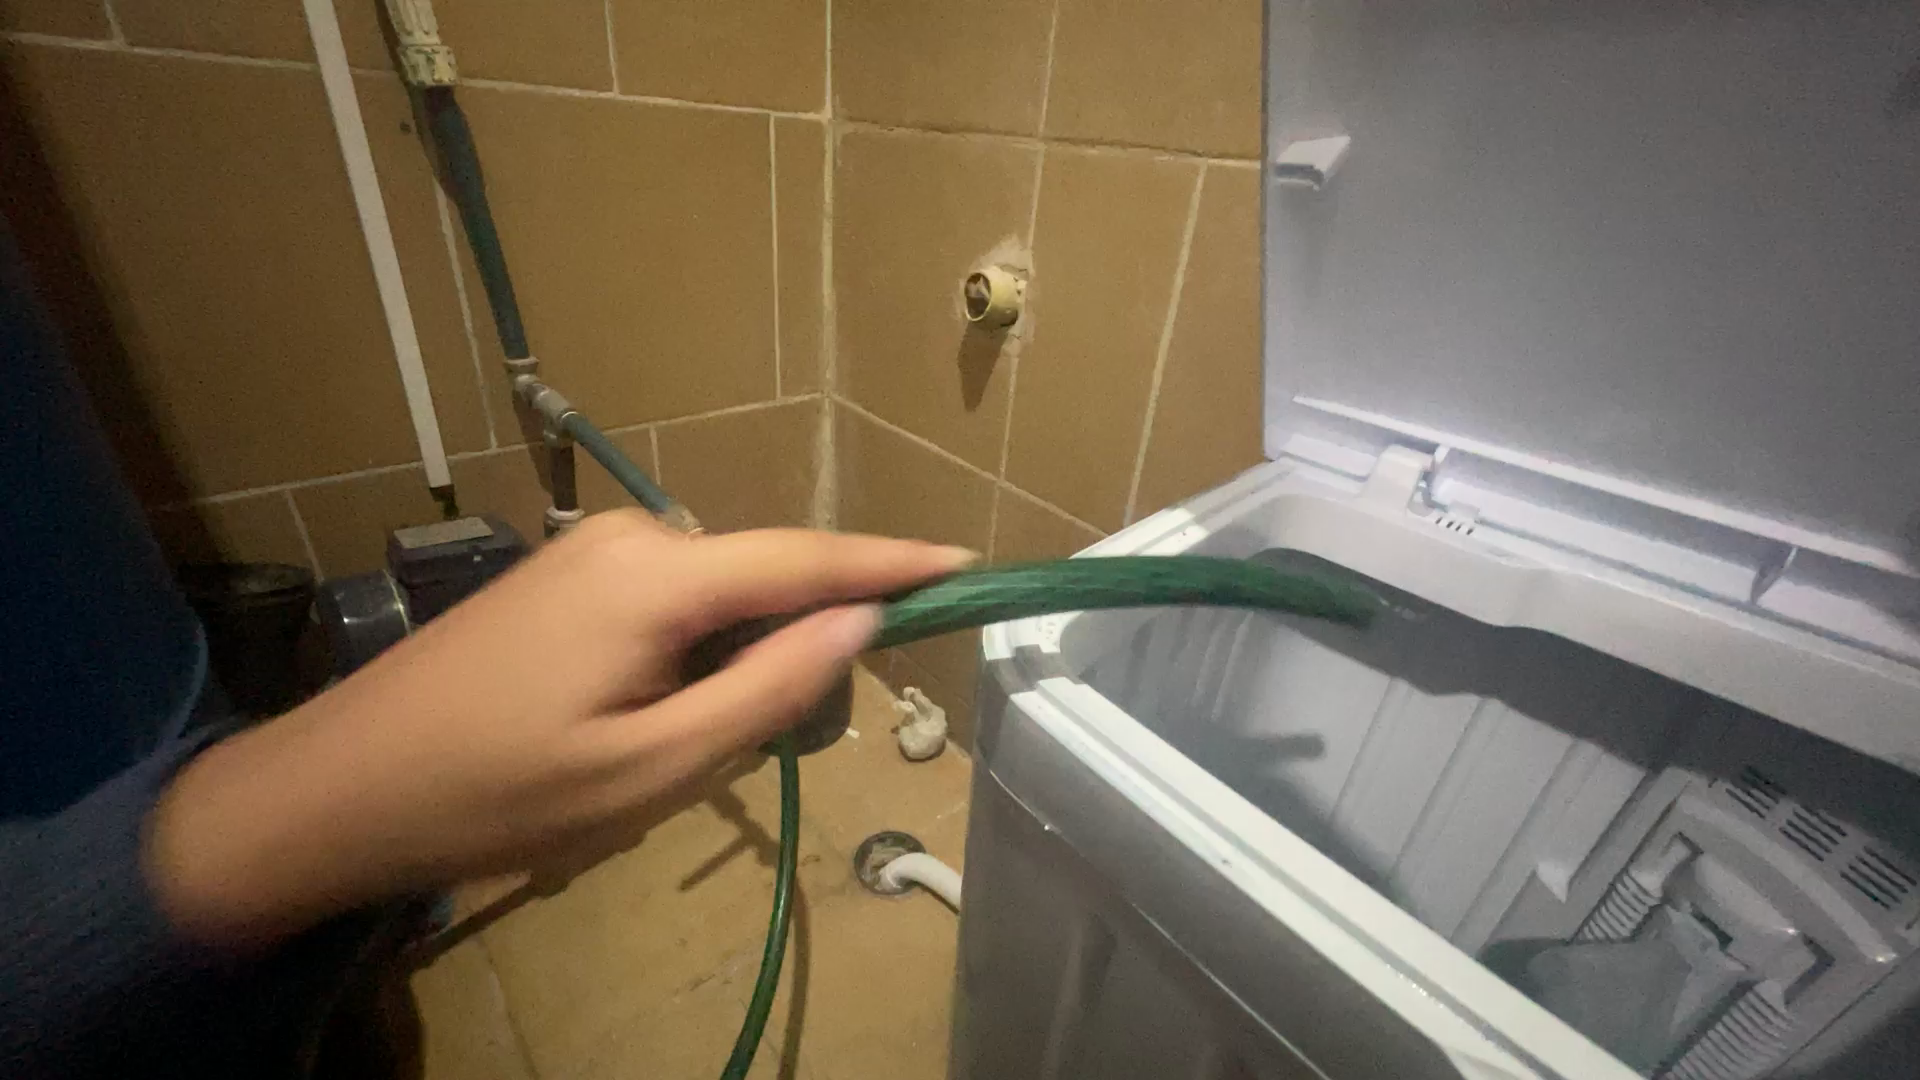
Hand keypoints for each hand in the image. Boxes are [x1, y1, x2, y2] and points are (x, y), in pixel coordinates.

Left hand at [145, 511, 972, 946]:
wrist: (329, 793)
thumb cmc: (500, 795)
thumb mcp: (657, 766)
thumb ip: (771, 686)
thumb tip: (861, 621)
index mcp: (658, 576)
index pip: (807, 557)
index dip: (892, 561)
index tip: (963, 560)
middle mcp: (637, 538)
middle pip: (767, 579)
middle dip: (802, 644)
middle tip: (794, 733)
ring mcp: (602, 549)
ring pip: (726, 595)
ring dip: (745, 659)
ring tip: (697, 741)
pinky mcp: (581, 573)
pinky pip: (682, 600)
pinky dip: (705, 650)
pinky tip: (656, 712)